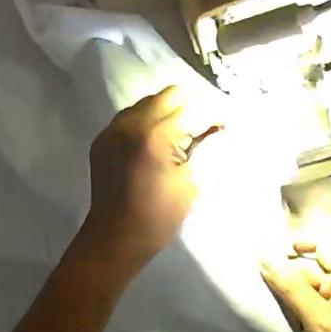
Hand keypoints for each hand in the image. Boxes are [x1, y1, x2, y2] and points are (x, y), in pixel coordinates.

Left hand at [73, 86, 220, 279]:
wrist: (115, 237)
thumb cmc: (159, 216)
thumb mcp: (192, 182)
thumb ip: (207, 148)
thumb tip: (219, 129)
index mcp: (157, 136)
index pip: (195, 108)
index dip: (216, 114)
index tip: (227, 125)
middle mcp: (132, 123)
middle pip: (172, 94)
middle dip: (194, 106)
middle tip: (206, 126)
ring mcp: (114, 128)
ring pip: (150, 101)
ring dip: (170, 110)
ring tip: (183, 133)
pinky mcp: (103, 137)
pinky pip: (131, 115)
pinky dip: (149, 120)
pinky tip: (159, 140)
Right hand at [261, 252, 330, 331]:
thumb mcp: (321, 322)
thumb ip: (291, 288)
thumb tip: (263, 257)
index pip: (317, 252)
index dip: (289, 252)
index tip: (258, 259)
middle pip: (309, 272)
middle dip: (284, 279)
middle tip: (251, 282)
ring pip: (306, 293)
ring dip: (286, 297)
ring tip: (257, 297)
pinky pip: (309, 311)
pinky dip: (294, 313)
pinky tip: (273, 316)